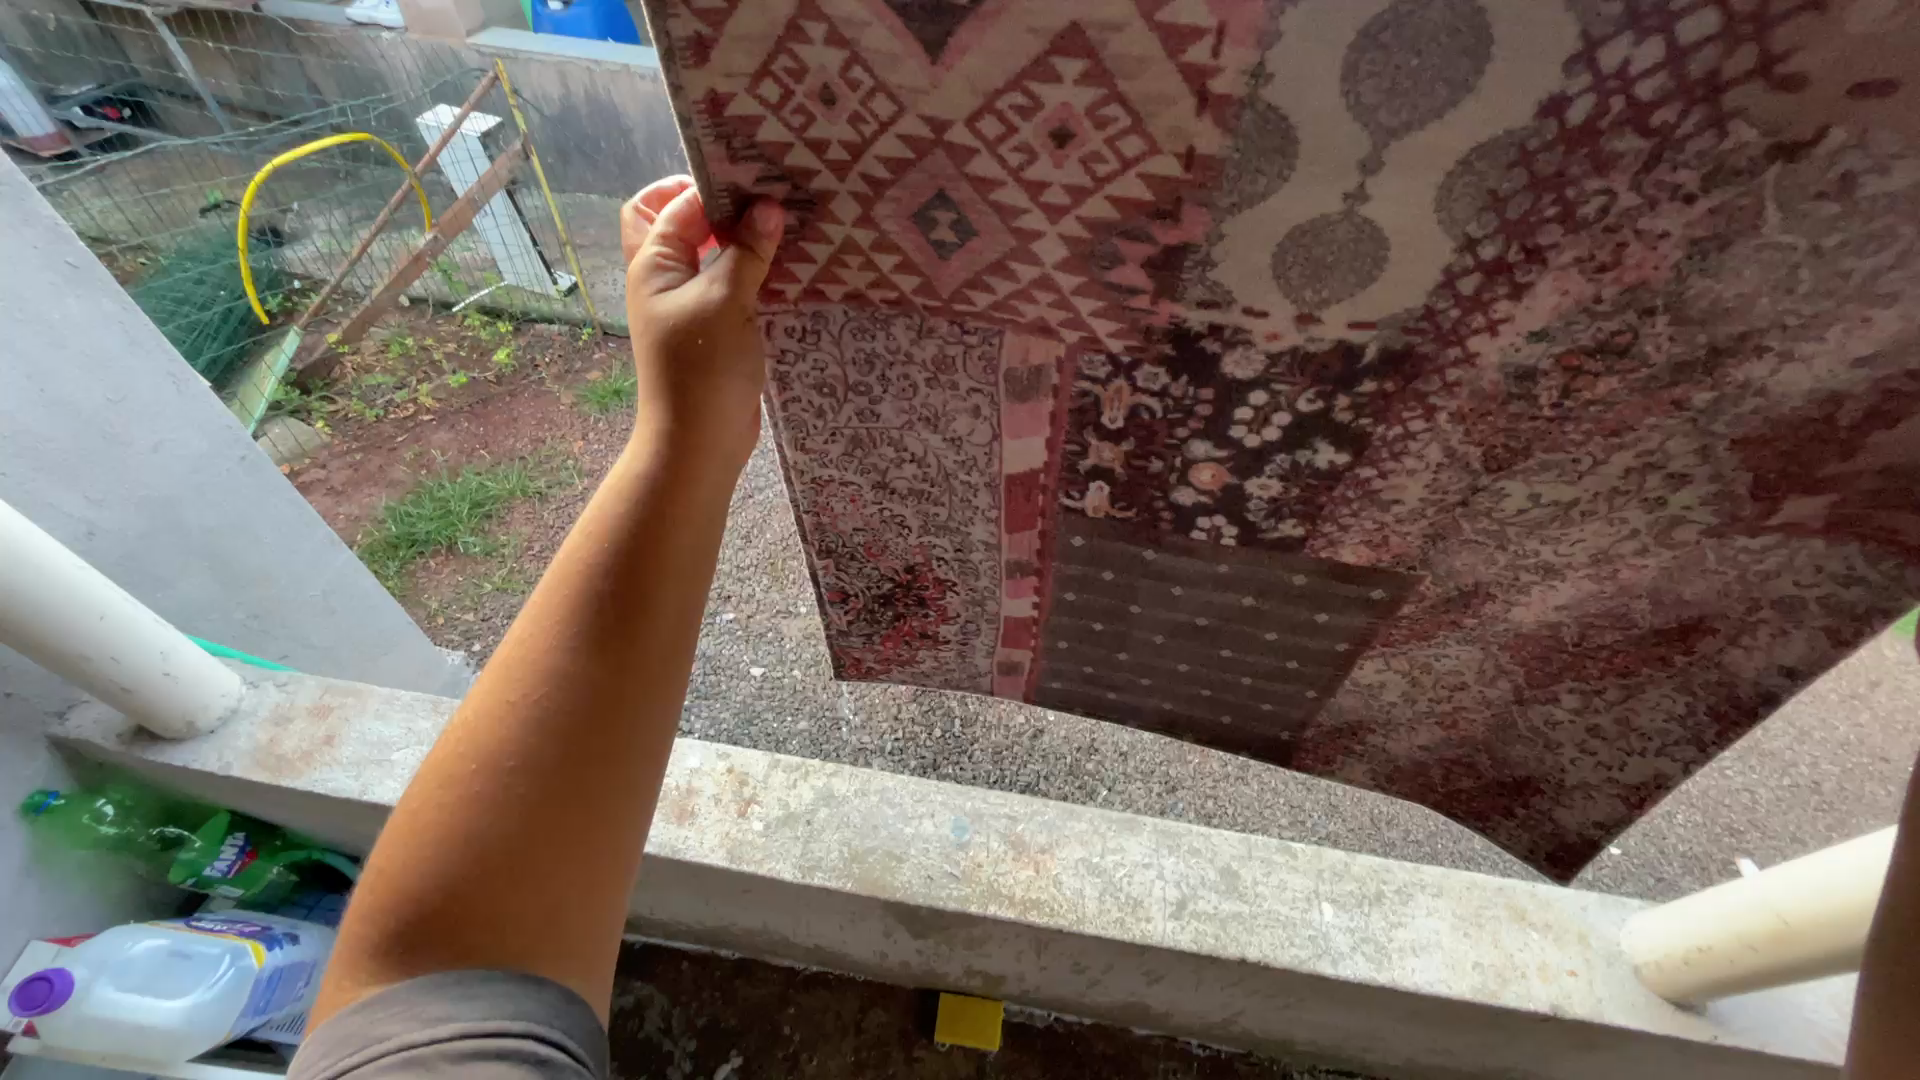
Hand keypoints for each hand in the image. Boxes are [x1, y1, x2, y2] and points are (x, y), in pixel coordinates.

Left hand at [621, 176, 784, 471]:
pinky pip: (730, 288)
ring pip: (710, 256)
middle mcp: (665, 279)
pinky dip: (752, 275)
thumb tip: (770, 207)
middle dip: (716, 208)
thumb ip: (747, 252)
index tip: (759, 182)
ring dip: (740, 242)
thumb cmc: (704, 369)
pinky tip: (786, 271)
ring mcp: (690, 305)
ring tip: (783, 229)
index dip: (713, 188)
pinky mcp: (715, 330)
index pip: (674, 204)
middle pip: (679, 223)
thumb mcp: (727, 302)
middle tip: (761, 203)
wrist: (701, 440)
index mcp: (652, 263)